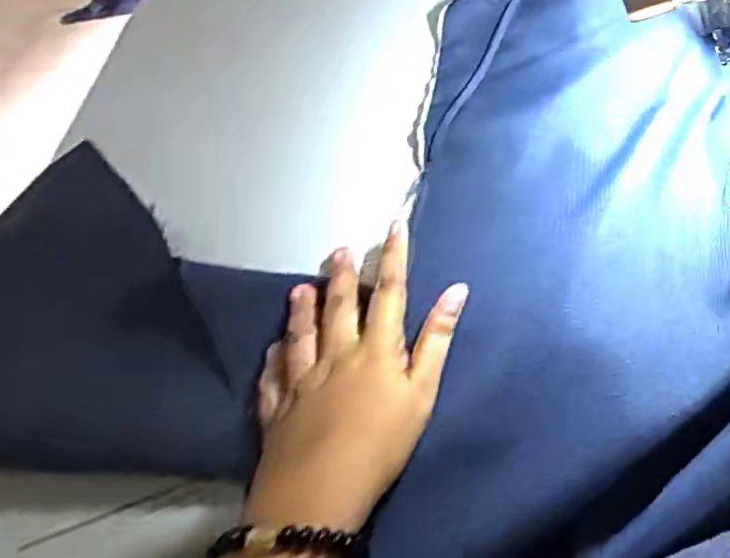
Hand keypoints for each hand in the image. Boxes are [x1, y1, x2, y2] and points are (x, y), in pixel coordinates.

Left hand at [245, 222, 467, 533]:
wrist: (315, 500)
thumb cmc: (382, 442)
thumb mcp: (423, 391)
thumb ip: (437, 338)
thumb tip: (457, 289)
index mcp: (376, 349)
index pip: (389, 292)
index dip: (393, 257)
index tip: (393, 228)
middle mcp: (337, 357)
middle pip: (339, 308)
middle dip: (343, 276)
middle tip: (339, 249)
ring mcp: (302, 384)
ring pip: (301, 337)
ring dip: (302, 309)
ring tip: (300, 287)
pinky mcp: (277, 413)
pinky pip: (273, 378)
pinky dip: (273, 359)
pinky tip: (272, 350)